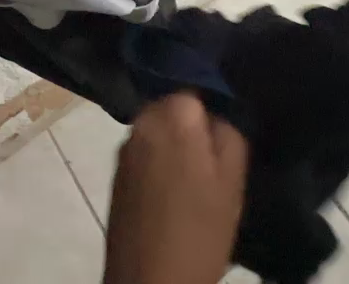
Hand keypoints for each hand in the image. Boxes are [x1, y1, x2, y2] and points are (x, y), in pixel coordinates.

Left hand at [102, 92, 247, 283]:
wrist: (150, 283)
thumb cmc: (199, 230)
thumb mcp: (232, 179)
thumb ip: (229, 129)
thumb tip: (220, 108)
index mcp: (171, 112)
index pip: (198, 85)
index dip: (215, 107)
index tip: (226, 131)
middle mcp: (141, 119)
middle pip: (176, 105)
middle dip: (194, 124)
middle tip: (215, 157)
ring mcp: (124, 145)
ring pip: (160, 129)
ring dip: (175, 142)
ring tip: (196, 177)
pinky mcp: (116, 171)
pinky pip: (146, 151)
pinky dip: (159, 161)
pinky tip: (174, 191)